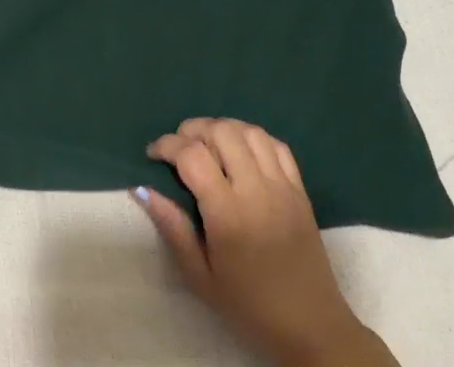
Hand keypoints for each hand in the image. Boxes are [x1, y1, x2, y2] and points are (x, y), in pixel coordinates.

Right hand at [137, 118, 396, 366]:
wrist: (311, 325)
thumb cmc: (249, 305)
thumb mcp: (200, 277)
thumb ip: (173, 228)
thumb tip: (142, 189)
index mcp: (227, 213)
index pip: (192, 155)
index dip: (167, 145)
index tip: (153, 154)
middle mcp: (256, 190)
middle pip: (221, 132)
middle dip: (193, 130)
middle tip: (178, 147)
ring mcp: (282, 186)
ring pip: (250, 131)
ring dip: (223, 128)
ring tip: (207, 144)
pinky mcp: (300, 189)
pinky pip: (277, 145)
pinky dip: (253, 136)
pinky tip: (240, 150)